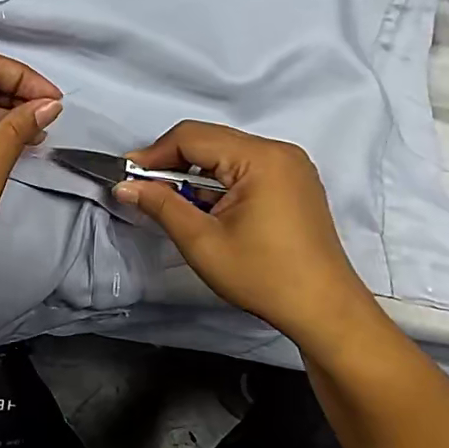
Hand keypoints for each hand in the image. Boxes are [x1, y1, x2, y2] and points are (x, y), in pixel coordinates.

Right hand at [112, 121, 377, 345]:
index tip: (127, 176)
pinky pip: (245, 167)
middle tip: (143, 189)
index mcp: (260, 158)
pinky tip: (207, 209)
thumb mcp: (201, 241)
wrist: (324, 311)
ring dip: (195, 173)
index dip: (154, 154)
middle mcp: (278, 151)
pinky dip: (218, 181)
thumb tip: (124, 185)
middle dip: (172, 162)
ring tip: (174, 204)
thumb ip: (160, 204)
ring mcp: (290, 166)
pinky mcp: (294, 182)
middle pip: (210, 140)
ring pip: (225, 153)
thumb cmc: (263, 276)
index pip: (192, 137)